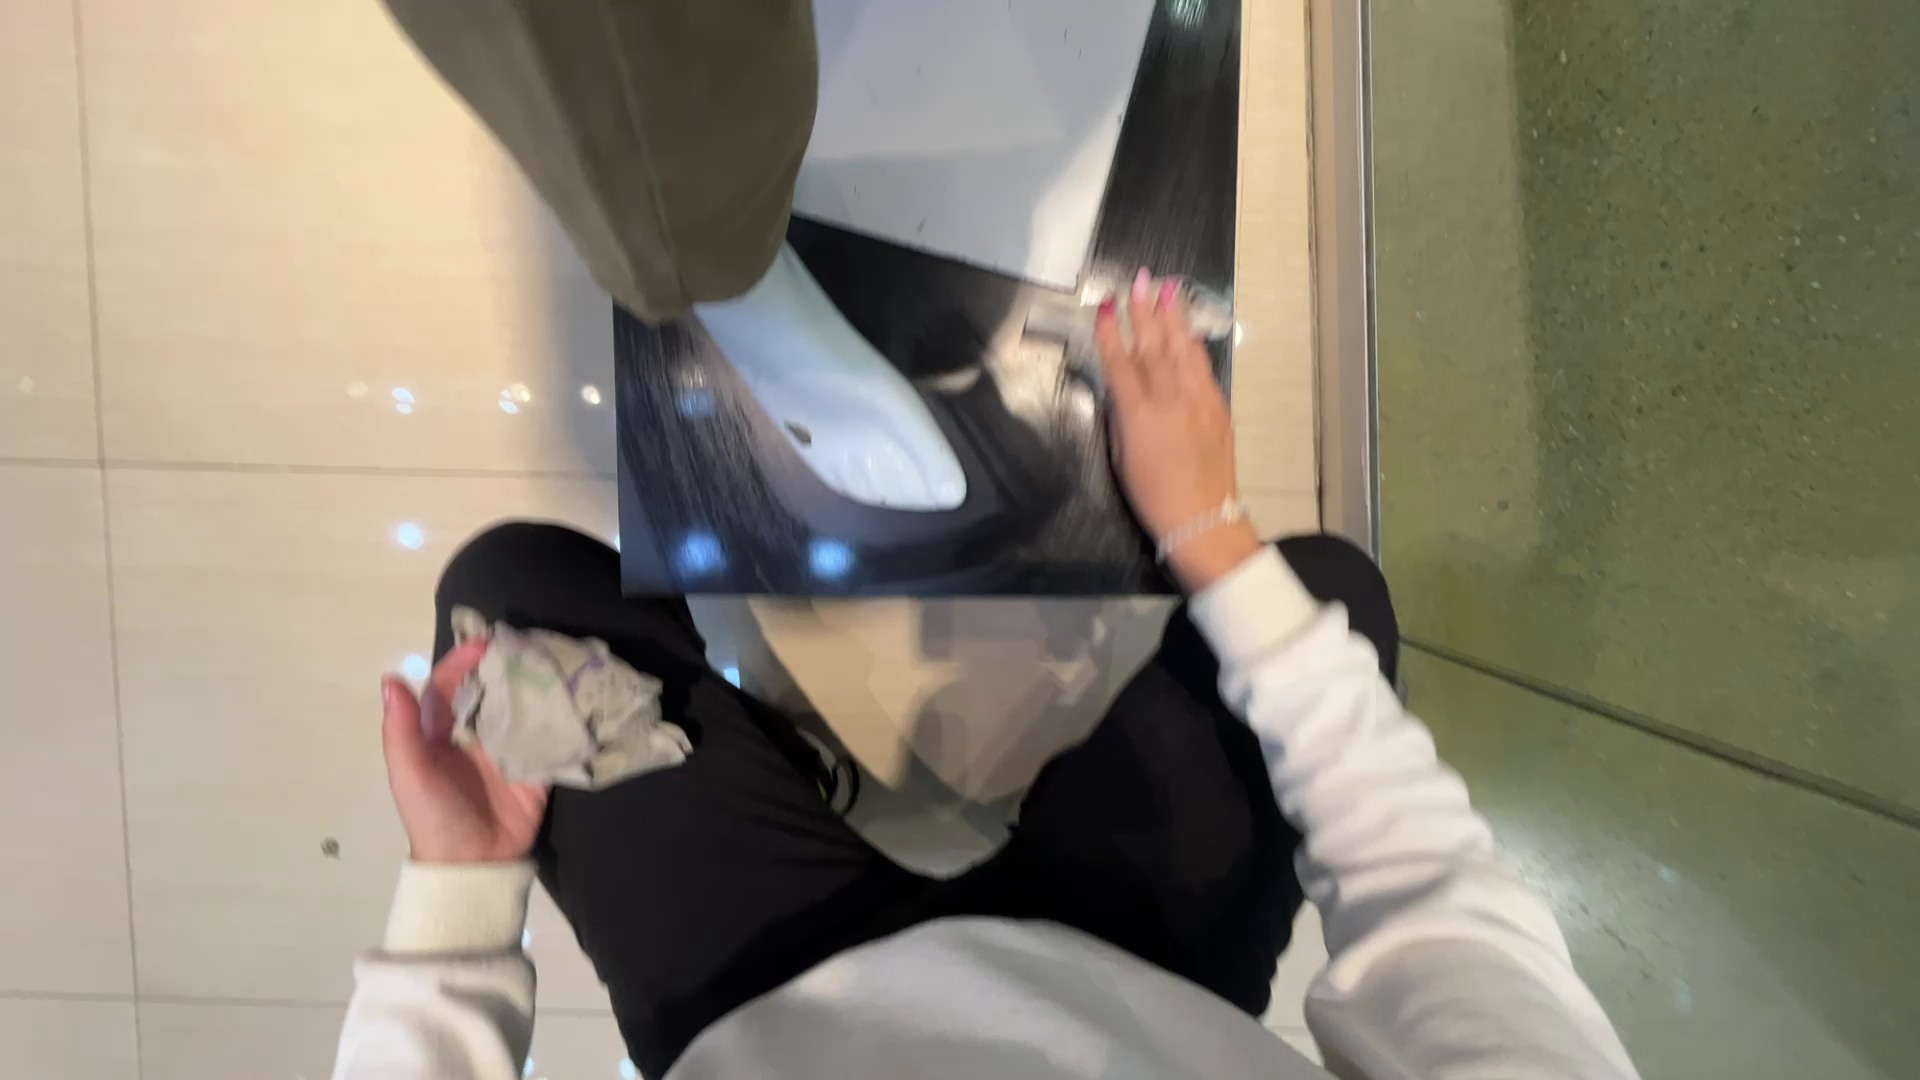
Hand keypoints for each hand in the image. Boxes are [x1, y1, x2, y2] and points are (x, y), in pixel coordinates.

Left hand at [381, 641, 549, 863]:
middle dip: (507, 663)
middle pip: (492, 687)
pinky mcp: (541, 757)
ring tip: (556, 659)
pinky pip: (553, 728)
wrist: (476, 861)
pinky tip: (576, 690)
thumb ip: (401, 730)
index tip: (488, 642)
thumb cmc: (435, 815)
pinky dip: (563, 709)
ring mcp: (511, 743)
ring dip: (538, 680)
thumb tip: (392, 678)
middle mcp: (477, 730)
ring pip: (524, 701)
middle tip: (531, 643)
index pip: (451, 686)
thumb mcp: (409, 774)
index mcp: (441, 731)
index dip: (464, 661)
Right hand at [1096, 268, 1262, 592]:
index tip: (1103, 305)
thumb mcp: (1121, 456)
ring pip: (1181, 349)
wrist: (1201, 517)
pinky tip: (1186, 330)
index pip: (1119, 362)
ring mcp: (1198, 399)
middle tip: (1139, 280)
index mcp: (1138, 414)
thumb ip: (1120, 416)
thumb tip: (1119, 389)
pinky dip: (1191, 344)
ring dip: (1172, 317)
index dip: (1109, 332)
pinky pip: (1201, 367)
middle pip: (1153, 345)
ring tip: (1167, 288)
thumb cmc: (1150, 494)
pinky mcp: (1218, 406)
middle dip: (1143, 310)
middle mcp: (1169, 397)